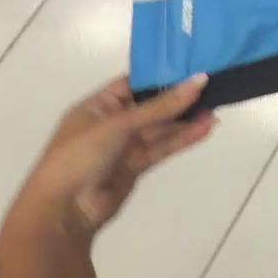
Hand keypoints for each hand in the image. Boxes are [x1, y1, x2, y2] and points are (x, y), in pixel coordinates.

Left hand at [8, 75, 214, 241]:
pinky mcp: (136, 166)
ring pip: (161, 127)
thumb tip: (201, 79)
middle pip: (152, 105)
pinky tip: (206, 129)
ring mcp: (123, 146)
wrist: (61, 214)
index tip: (195, 64)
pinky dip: (184, 138)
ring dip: (186, 120)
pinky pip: (163, 147)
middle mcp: (111, 123)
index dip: (164, 74)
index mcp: (97, 107)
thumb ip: (161, 105)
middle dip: (181, 98)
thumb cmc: (79, 158)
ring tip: (217, 110)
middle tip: (214, 87)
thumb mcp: (118, 125)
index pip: (135, 83)